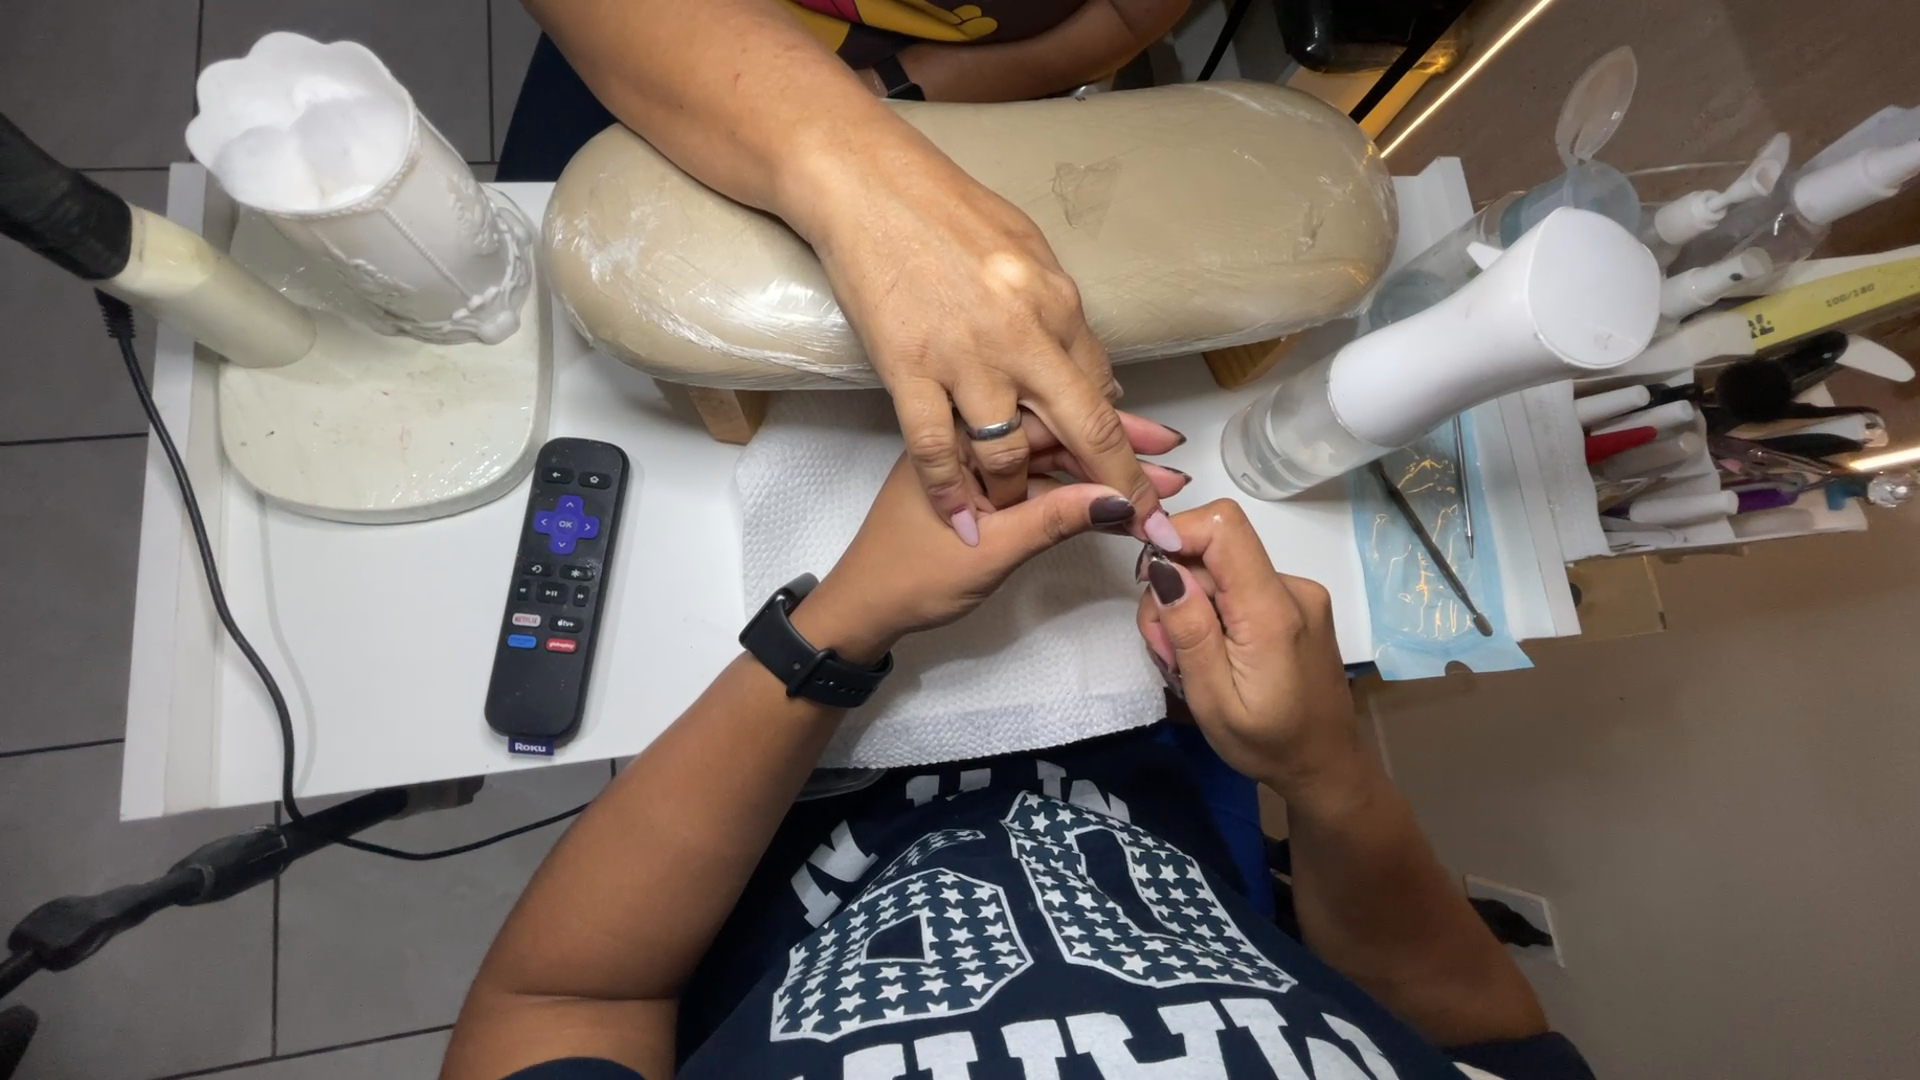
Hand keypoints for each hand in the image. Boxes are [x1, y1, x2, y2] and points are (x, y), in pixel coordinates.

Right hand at [780, 142, 1179, 551]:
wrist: (865, 184)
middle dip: (1124, 484)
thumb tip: (1089, 369)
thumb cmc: (943, 208)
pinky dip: (949, 491)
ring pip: (1010, 450)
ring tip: (1013, 506)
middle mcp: (1023, 334)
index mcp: (1056, 301)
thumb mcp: (1025, 250)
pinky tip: (960, 519)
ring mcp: (966, 356)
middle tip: (1149, 530)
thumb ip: (1058, 316)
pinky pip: (936, 448)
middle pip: (1088, 425)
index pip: (1104, 386)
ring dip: (1017, 490)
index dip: (1129, 438)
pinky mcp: (910, 369)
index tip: (1148, 471)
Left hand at [794, 412, 1188, 664]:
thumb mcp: (991, 551)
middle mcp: (973, 440)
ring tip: (1159, 482)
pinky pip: (1036, 483)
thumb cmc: (913, 578)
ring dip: (1101, 475)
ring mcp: (978, 465)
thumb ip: (1054, 519)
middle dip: (1116, 451)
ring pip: (1051, 462)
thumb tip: (1122, 498)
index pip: (1050, 427)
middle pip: (1056, 437)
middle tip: (1172, 460)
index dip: (1110, 443)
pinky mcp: (983, 490)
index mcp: (964, 437)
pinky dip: (1074, 493)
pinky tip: (1112, 500)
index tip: (1160, 454)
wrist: (864, 608)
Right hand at [1133, 500, 1363, 804]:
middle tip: (1167, 650)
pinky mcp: (1292, 602)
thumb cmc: (1268, 744)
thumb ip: (1189, 630)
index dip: (1176, 532)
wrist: (1326, 767)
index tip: (1148, 575)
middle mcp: (1291, 588)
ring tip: (1187, 660)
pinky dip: (1210, 612)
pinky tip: (1211, 653)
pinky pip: (1234, 586)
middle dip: (1171, 591)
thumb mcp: (1213, 699)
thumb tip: (1162, 566)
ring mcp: (1295, 593)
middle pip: (1210, 552)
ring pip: (1216, 570)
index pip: (1223, 527)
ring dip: (1187, 607)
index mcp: (1272, 611)